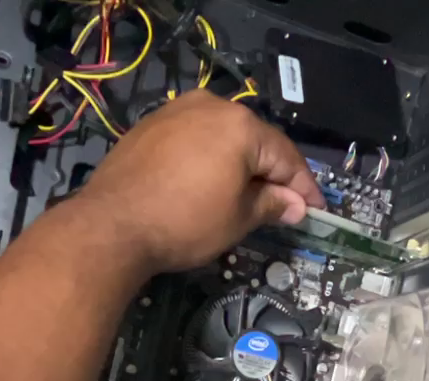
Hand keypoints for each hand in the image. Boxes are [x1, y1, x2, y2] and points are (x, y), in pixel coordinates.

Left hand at [69, 91, 322, 273]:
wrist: (113, 225)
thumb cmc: (185, 223)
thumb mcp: (237, 220)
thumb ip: (270, 206)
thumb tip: (296, 205)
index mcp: (241, 126)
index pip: (285, 157)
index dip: (304, 188)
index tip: (315, 211)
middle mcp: (211, 106)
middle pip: (254, 142)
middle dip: (271, 175)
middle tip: (283, 207)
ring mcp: (176, 112)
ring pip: (221, 139)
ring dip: (238, 167)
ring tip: (246, 199)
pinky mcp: (151, 127)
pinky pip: (193, 142)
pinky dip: (208, 162)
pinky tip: (207, 186)